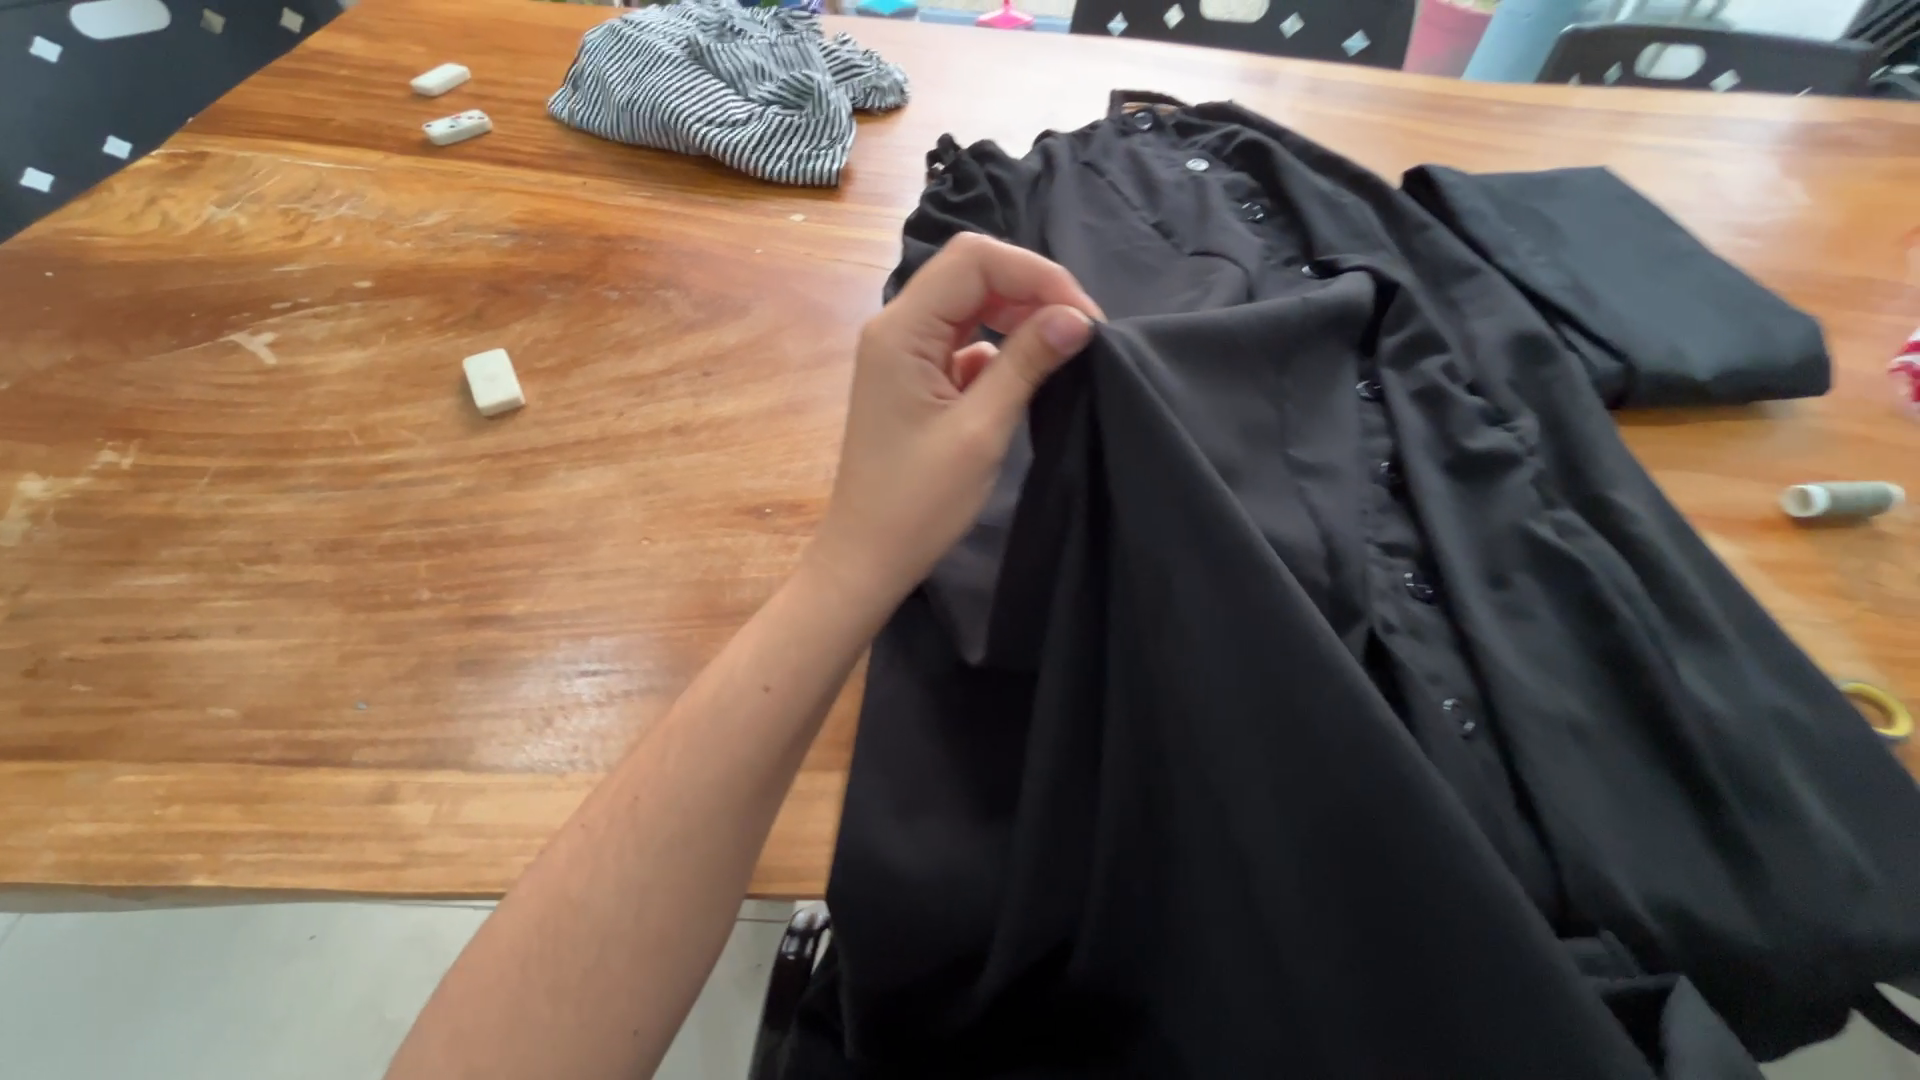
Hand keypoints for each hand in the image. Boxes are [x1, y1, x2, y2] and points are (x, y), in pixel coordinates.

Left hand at [805, 232, 1102, 612]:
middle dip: (1031, 291)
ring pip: (970, 306)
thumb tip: (1078, 318)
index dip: (1037, 275)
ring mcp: (903, 353)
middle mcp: (896, 328)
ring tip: (1064, 349)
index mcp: (901, 330)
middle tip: (1081, 332)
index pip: (974, 260)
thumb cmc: (918, 503)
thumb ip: (1026, 364)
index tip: (1083, 320)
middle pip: (972, 275)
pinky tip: (1028, 374)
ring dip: (1019, 317)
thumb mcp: (981, 430)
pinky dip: (1000, 348)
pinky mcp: (915, 379)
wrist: (868, 556)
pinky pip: (963, 342)